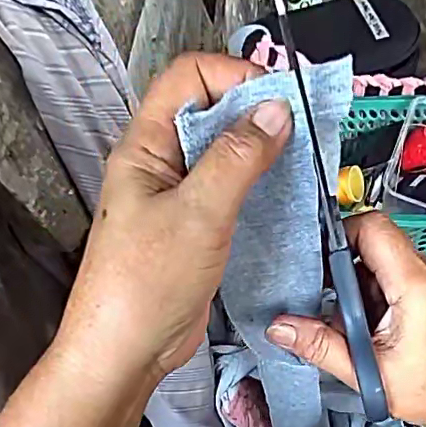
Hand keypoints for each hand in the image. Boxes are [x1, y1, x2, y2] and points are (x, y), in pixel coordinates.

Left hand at [60, 54, 290, 382]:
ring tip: (297, 162)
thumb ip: (237, 158)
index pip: (189, 79)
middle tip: (298, 129)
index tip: (279, 96)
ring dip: (260, 154)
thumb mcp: (198, 213)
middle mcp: (161, 167)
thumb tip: (273, 111)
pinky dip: (258, 190)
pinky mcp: (196, 231)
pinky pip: (230, 196)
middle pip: (210, 115)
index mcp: (146, 148)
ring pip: (224, 157)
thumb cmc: (144, 283)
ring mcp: (179, 201)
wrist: (127, 350)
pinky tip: (283, 198)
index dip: (234, 76)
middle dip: (255, 113)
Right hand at [266, 212, 425, 426]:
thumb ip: (320, 346)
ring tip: (345, 320)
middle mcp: (424, 275)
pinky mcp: (421, 294)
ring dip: (352, 284)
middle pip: (372, 240)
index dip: (339, 235)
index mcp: (415, 285)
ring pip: (376, 260)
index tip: (316, 259)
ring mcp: (424, 282)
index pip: (373, 227)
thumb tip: (282, 328)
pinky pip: (386, 277)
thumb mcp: (368, 372)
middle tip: (323, 296)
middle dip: (341, 264)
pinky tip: (360, 327)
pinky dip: (366, 295)